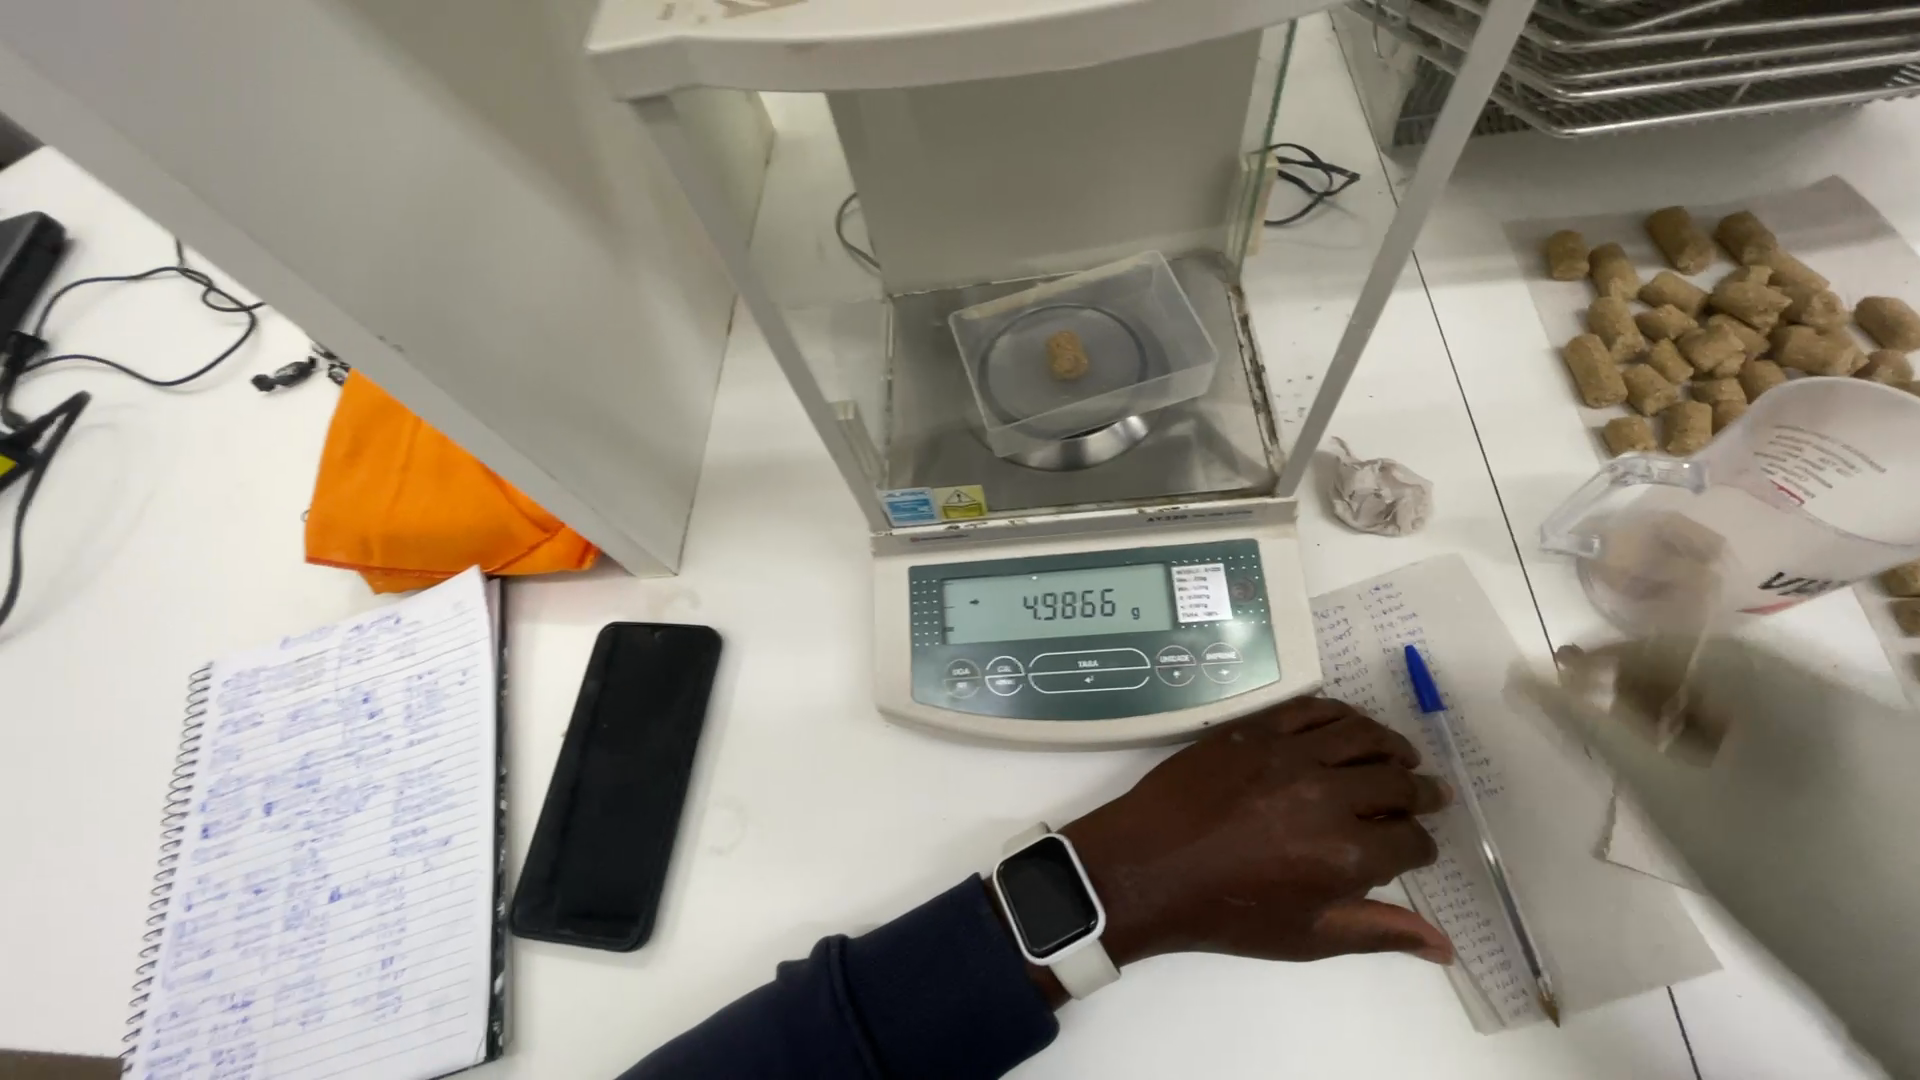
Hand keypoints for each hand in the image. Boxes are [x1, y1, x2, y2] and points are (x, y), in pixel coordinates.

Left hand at [1061, 698, 1452, 971]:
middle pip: (1396, 780)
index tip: (1414, 844)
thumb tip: (1444, 945)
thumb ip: (1378, 931)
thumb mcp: (1306, 936)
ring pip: (1360, 734)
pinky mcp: (1252, 729)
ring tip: (1399, 754)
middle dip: (1421, 791)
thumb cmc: (1226, 912)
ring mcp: (1286, 754)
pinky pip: (1309, 709)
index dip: (1420, 844)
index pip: (1412, 839)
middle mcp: (1326, 795)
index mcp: (1346, 854)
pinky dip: (1338, 713)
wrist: (1148, 865)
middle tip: (1427, 793)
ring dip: (1390, 745)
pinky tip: (1346, 725)